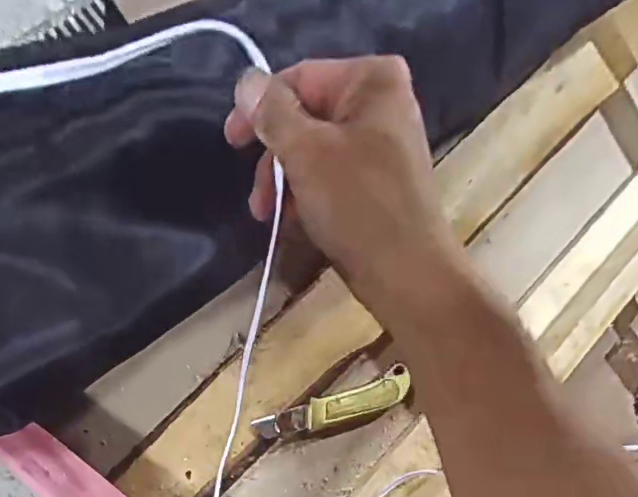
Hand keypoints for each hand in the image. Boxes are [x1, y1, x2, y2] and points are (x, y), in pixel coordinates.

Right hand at [223, 57, 464, 310]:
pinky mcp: (376, 188)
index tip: (231, 143)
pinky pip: (331, 182)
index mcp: (371, 81)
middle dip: (274, 160)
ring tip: (272, 219)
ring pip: (314, 155)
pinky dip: (308, 200)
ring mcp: (381, 149)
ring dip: (286, 186)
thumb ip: (273, 115)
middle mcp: (381, 106)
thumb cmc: (359, 207)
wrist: (406, 274)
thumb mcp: (307, 154)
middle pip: (305, 120)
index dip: (259, 109)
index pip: (299, 79)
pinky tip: (296, 225)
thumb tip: (247, 84)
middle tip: (258, 201)